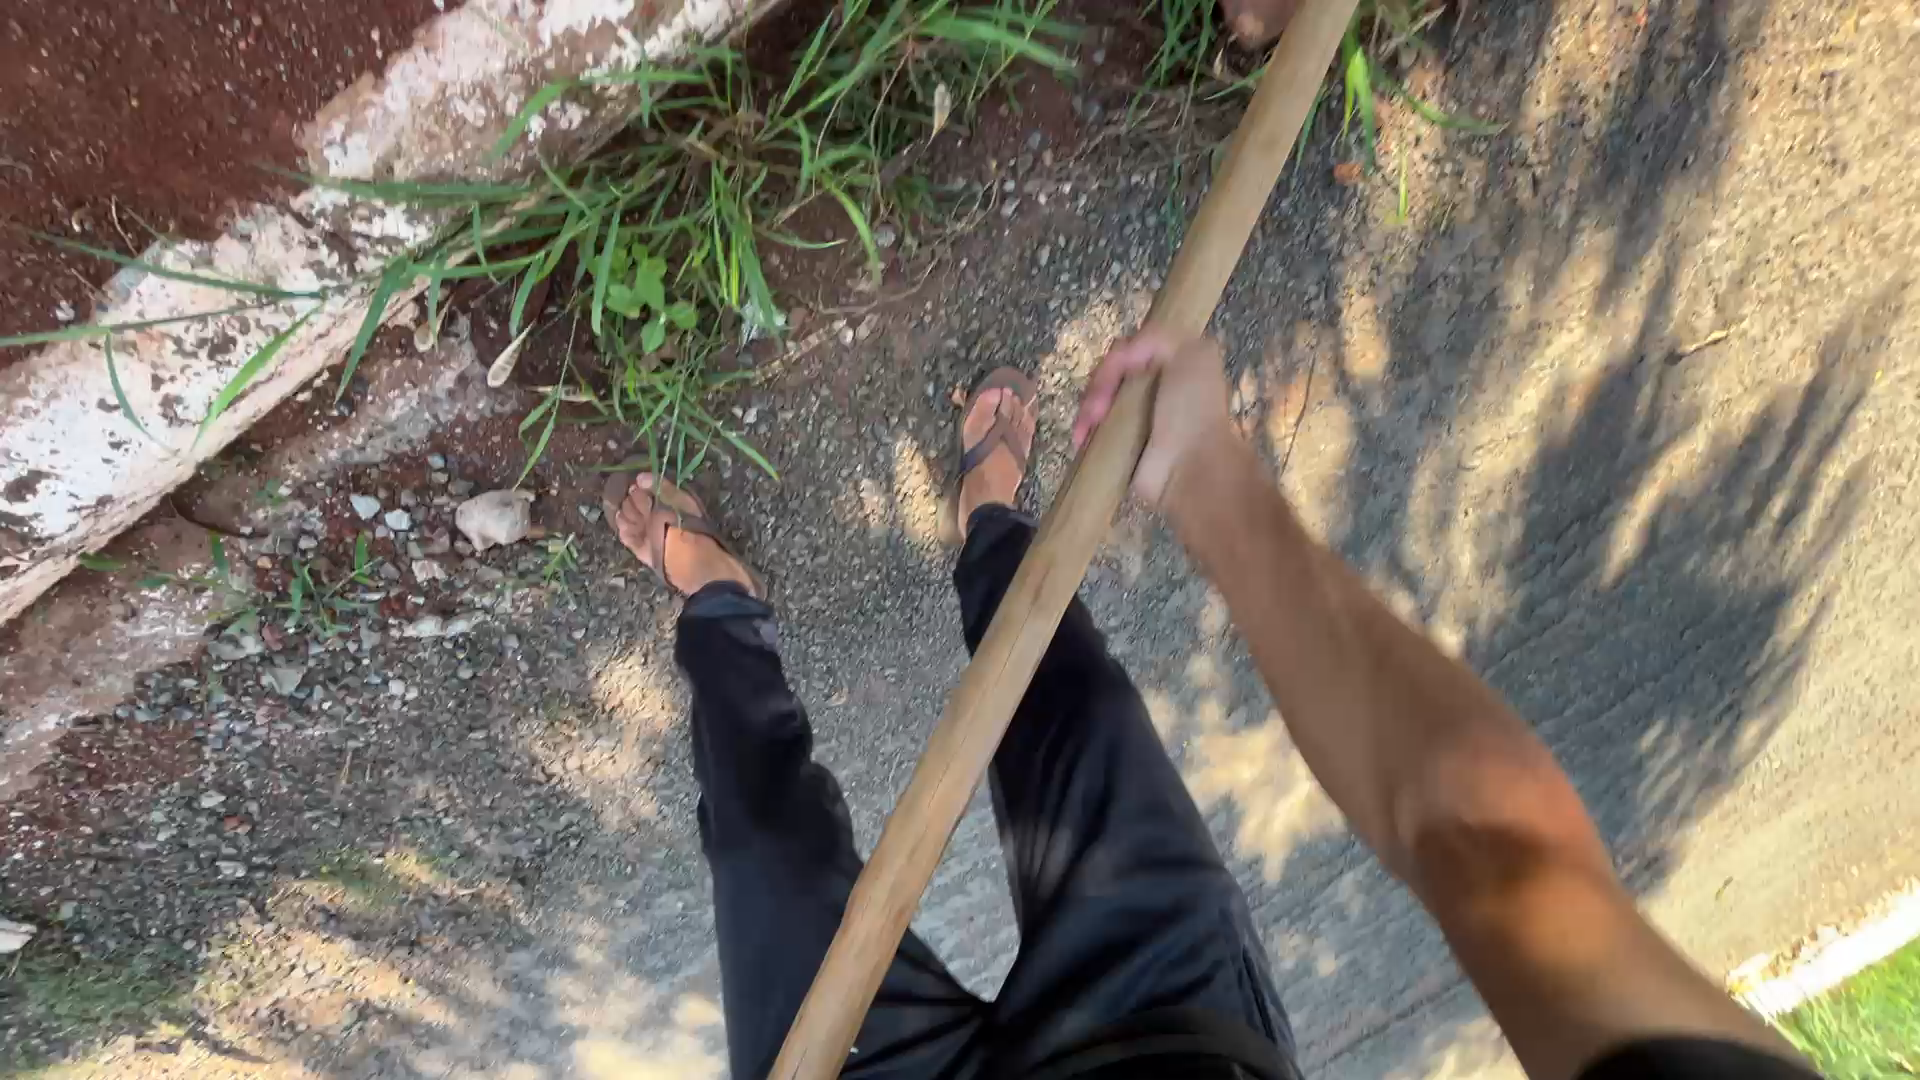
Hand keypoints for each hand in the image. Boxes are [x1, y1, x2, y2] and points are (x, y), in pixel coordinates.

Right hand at [1072, 328, 1232, 507]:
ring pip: (1096, 401)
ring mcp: (1133, 420)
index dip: (1117, 358)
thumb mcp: (1193, 353)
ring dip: (1087, 409)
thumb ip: (1158, 336)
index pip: (1129, 351)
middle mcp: (1151, 391)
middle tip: (1099, 406)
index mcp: (1170, 367)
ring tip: (1088, 428)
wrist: (1189, 465)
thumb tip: (1123, 352)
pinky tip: (1082, 439)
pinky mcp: (1119, 445)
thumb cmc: (1193, 410)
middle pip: (1108, 375)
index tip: (1117, 370)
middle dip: (1098, 385)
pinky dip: (1083, 431)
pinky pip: (1092, 429)